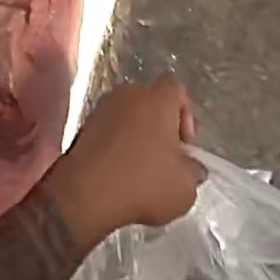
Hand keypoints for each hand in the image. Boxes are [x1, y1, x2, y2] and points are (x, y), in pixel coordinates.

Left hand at [40, 73, 203, 248]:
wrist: (85, 191)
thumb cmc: (142, 182)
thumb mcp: (183, 188)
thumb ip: (193, 172)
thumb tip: (193, 167)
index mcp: (157, 100)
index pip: (176, 87)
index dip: (185, 111)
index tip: (184, 142)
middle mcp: (130, 93)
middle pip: (152, 99)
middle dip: (161, 123)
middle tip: (165, 155)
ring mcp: (105, 105)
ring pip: (130, 111)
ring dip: (138, 132)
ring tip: (141, 165)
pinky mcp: (86, 122)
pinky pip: (111, 124)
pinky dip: (118, 140)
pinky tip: (120, 168)